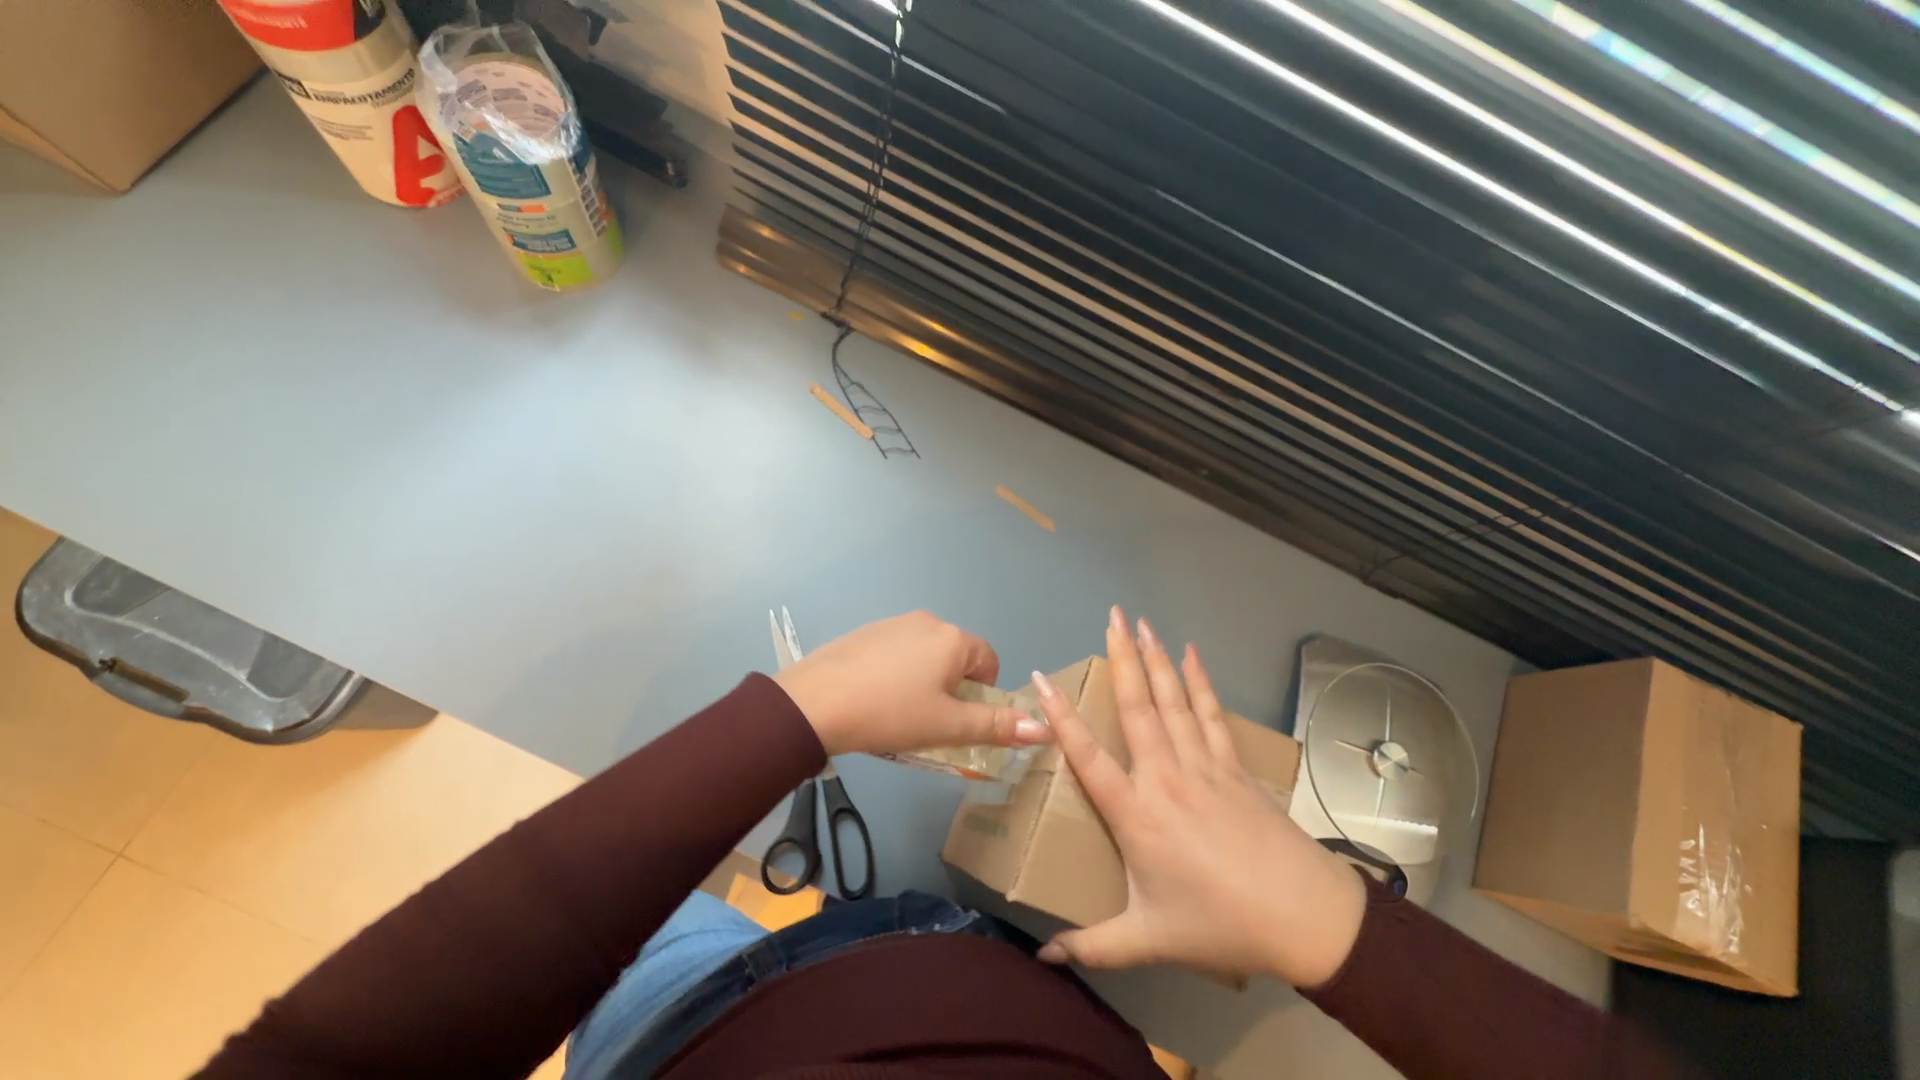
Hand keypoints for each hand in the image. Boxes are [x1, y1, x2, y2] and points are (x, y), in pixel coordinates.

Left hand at [773, 611, 1051, 757]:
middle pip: (957, 657)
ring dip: (924, 682)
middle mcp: (927, 621)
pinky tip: (874, 699)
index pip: (989, 662)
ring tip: (899, 714)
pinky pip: (896, 654)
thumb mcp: (947, 726)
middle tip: (930, 722)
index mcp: (953, 639)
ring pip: (925, 656)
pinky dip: (896, 675)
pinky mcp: (864, 633)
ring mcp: (892, 623)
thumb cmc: (891, 714)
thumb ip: (995, 726)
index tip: (960, 720)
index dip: (984, 694)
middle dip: (952, 689)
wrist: (815, 703)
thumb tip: (1043, 728)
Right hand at [1031, 606, 1365, 986]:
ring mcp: (1204, 767)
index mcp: (1136, 815)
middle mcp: (1165, 778)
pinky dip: (1201, 682)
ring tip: (1139, 622)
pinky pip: (1212, 715)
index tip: (1042, 678)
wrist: (1304, 916)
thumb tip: (1043, 958)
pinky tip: (1192, 655)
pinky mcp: (1234, 767)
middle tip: (1109, 615)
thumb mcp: (1148, 940)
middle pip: (1136, 708)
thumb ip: (1092, 947)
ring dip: (1154, 659)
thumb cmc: (1219, 924)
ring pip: (1173, 701)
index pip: (1088, 756)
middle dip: (1120, 658)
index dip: (1062, 716)